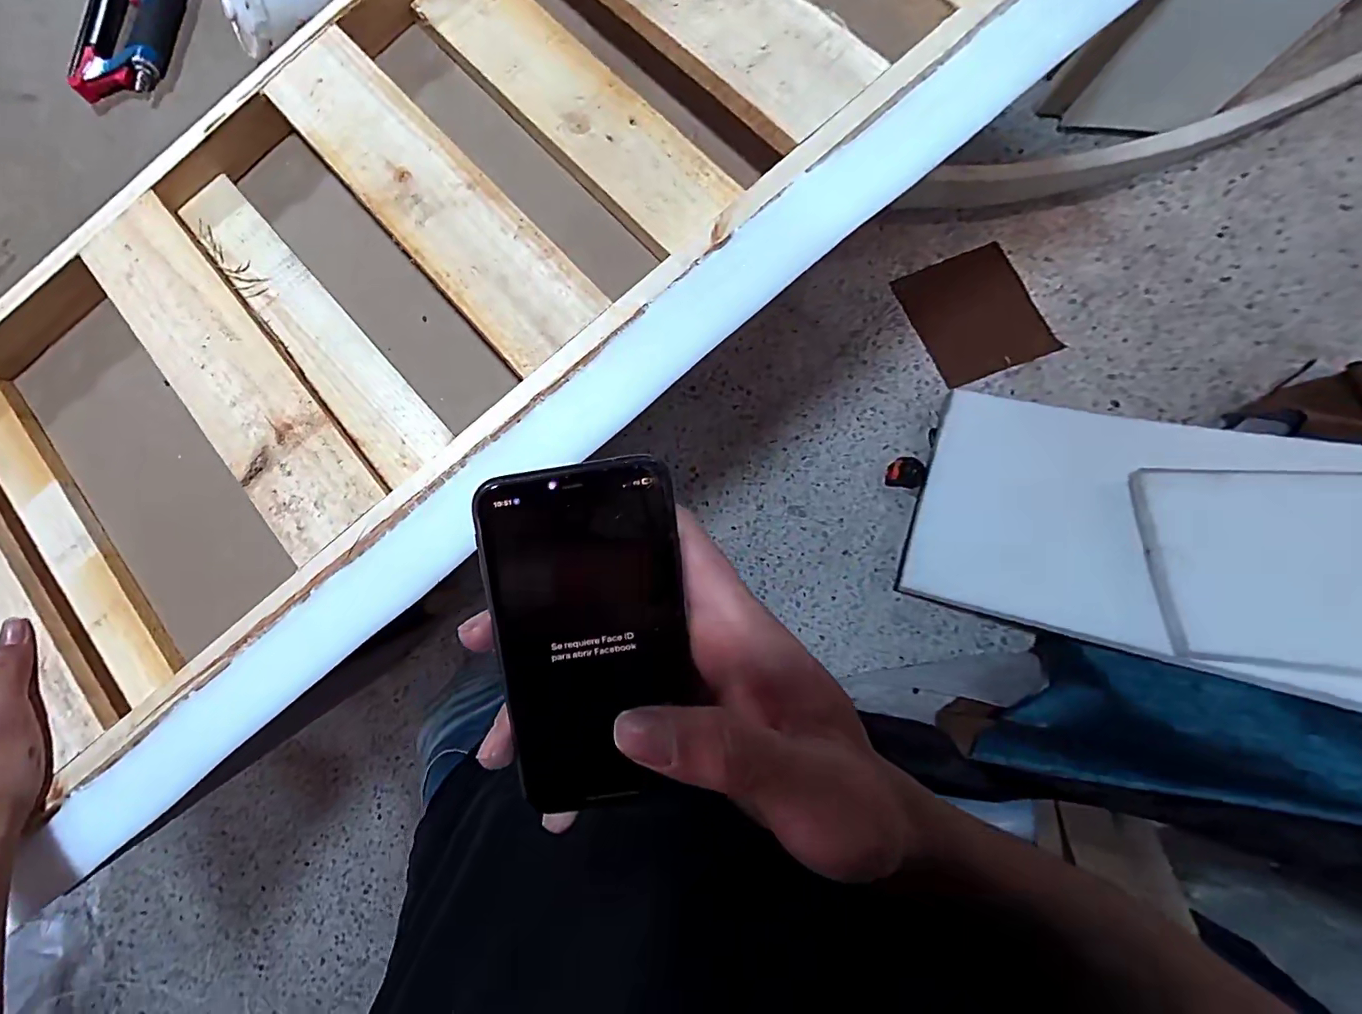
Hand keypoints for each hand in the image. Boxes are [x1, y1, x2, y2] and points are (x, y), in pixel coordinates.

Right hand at [465, 510, 933, 879]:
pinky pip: (611, 705)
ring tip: (498, 727)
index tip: (560, 523)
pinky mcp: (676, 714)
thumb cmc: (852, 804)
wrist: (875, 845)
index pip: (682, 541)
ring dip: (546, 680)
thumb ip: (722, 752)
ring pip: (600, 656)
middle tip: (486, 636)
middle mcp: (699, 639)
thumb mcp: (799, 784)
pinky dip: (575, 729)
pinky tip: (548, 776)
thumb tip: (623, 726)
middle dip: (544, 610)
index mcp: (732, 628)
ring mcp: (684, 677)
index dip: (629, 515)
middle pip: (614, 597)